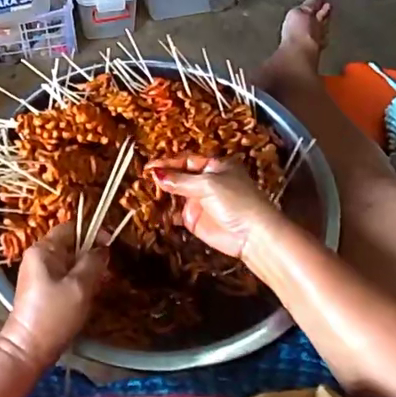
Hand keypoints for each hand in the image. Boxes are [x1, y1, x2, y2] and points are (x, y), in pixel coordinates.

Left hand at [0, 225, 105, 368]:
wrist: (28, 349)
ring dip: (85, 270)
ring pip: (68, 263)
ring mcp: (38, 274)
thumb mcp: (79, 287)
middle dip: (90, 254)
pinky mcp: (41, 290)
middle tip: (108, 269)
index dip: (91, 232)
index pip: (69, 228)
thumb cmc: (54, 315)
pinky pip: (64, 277)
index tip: (111, 244)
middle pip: (69, 245)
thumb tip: (103, 248)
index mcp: (42, 250)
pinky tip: (88, 295)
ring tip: (101, 284)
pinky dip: (78, 282)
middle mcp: (37, 257)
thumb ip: (92, 263)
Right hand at [147, 155, 282, 258]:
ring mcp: (198, 200)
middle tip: (142, 179)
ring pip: (174, 194)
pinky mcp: (193, 219)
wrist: (253, 236)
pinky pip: (174, 212)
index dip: (167, 162)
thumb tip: (156, 174)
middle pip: (177, 176)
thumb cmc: (236, 201)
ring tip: (142, 193)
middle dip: (161, 177)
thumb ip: (180, 180)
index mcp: (214, 166)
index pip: (185, 160)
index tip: (148, 166)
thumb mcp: (208, 184)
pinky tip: (151, 209)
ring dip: (160, 194)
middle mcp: (205, 181)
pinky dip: (163, 211)